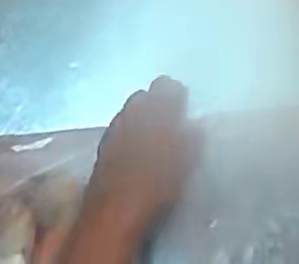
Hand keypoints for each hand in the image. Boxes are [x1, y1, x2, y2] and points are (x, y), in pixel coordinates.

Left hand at [77, 76, 200, 241]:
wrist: (114, 213)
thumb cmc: (157, 186)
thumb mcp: (186, 164)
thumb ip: (193, 140)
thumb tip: (196, 128)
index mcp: (157, 109)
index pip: (166, 85)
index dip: (176, 94)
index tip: (183, 106)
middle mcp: (133, 111)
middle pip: (144, 95)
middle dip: (155, 103)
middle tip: (167, 123)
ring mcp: (115, 127)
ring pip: (128, 111)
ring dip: (139, 118)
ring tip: (149, 138)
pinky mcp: (102, 146)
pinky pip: (117, 129)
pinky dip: (126, 133)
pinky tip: (131, 151)